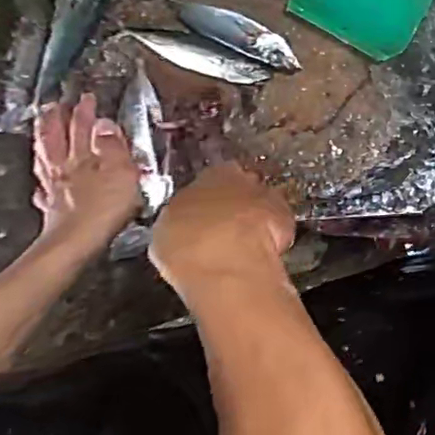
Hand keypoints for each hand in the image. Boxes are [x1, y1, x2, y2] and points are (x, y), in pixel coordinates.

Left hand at [33, 95, 141, 248]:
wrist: (75, 241)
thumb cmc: (106, 206)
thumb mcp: (121, 172)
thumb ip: (112, 148)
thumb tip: (103, 123)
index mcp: (81, 158)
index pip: (82, 129)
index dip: (83, 112)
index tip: (85, 96)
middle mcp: (63, 168)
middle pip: (55, 139)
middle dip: (54, 121)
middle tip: (52, 105)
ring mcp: (54, 186)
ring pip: (45, 157)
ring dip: (44, 141)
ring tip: (43, 129)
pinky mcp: (51, 203)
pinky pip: (44, 182)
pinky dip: (43, 172)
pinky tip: (43, 175)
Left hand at [148, 163, 295, 297]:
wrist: (227, 264)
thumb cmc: (260, 230)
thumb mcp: (278, 207)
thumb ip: (266, 197)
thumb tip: (264, 198)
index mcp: (221, 172)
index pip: (231, 170)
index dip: (244, 183)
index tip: (255, 195)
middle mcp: (189, 190)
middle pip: (204, 193)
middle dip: (218, 204)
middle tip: (238, 220)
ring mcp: (168, 218)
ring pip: (187, 217)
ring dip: (202, 227)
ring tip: (224, 243)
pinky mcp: (156, 247)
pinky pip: (177, 242)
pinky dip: (190, 249)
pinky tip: (208, 258)